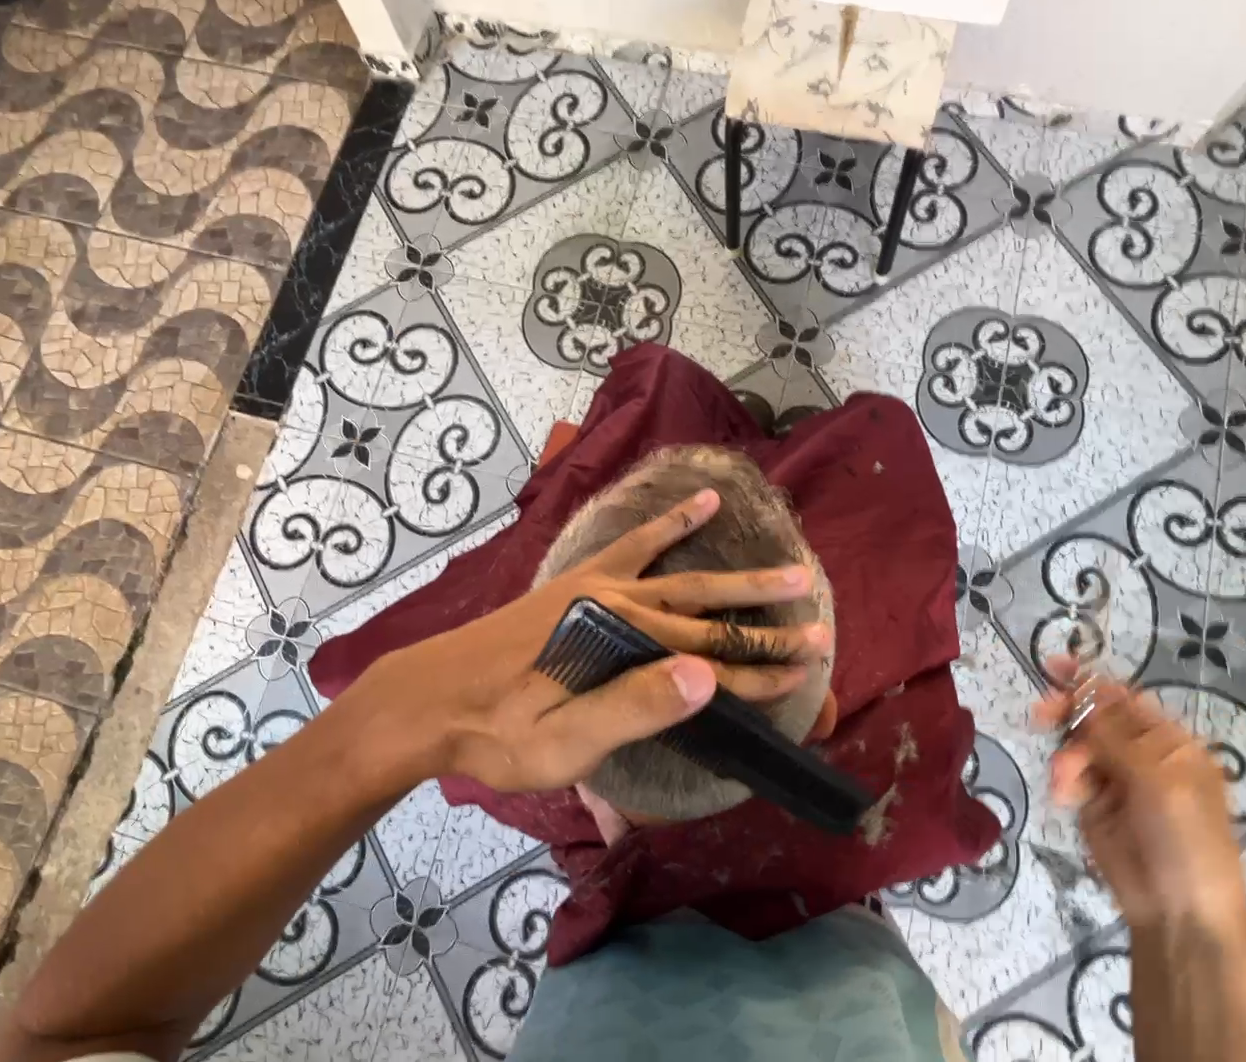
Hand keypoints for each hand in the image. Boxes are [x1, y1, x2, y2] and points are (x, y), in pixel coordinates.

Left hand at [335, 490, 830, 794]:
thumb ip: (633, 706)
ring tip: (789, 567)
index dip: (760, 670)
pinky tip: (700, 505)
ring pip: (684, 580)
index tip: (807, 672)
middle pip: (708, 616)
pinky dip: (670, 525)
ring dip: (738, 579)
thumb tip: (705, 676)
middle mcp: (618, 606)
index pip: (709, 660)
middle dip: (765, 625)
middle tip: (818, 625)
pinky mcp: (577, 583)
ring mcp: (597, 588)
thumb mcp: (562, 742)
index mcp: (621, 647)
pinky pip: (634, 545)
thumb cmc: (495, 733)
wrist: (426, 699)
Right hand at [1034, 658, 1245, 933]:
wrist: (1179, 910)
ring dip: (1066, 757)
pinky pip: (1070, 776)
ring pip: (1077, 746)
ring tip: (1064, 783)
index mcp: (1171, 744)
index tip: (1053, 665)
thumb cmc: (1186, 839)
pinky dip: (1063, 780)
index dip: (1091, 681)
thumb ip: (1116, 736)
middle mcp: (1143, 755)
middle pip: (1096, 718)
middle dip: (1069, 715)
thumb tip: (1083, 693)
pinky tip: (1065, 797)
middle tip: (1040, 714)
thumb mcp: (1157, 781)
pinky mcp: (1094, 804)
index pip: (1126, 699)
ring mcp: (1117, 780)